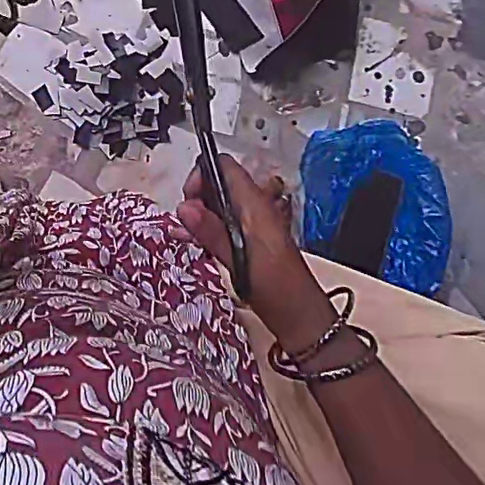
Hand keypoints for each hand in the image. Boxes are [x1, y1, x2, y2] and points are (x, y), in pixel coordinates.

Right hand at [178, 156, 336, 347]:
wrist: (300, 318)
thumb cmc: (277, 289)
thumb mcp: (239, 260)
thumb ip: (211, 232)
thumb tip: (184, 207)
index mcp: (254, 205)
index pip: (224, 166)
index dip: (201, 174)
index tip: (188, 198)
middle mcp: (252, 208)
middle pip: (216, 184)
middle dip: (194, 197)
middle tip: (185, 221)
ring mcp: (249, 223)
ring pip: (215, 204)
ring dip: (197, 215)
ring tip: (185, 234)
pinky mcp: (246, 238)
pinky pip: (220, 222)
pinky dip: (204, 228)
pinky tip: (192, 241)